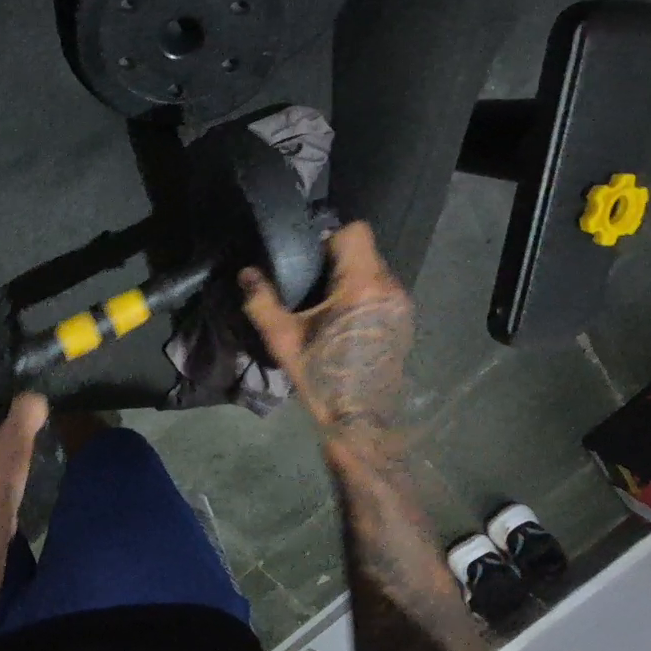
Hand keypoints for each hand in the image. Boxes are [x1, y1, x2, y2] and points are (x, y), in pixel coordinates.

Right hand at [240, 221, 413, 453]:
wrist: (358, 419)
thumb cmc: (320, 375)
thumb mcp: (283, 339)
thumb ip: (263, 301)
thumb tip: (247, 274)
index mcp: (362, 284)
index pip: (355, 232)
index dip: (328, 239)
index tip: (308, 261)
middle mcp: (389, 288)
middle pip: (365, 252)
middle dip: (336, 261)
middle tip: (310, 286)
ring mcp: (401, 306)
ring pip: (374, 273)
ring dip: (350, 281)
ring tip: (324, 306)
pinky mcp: (403, 323)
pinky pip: (382, 294)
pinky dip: (362, 298)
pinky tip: (342, 324)